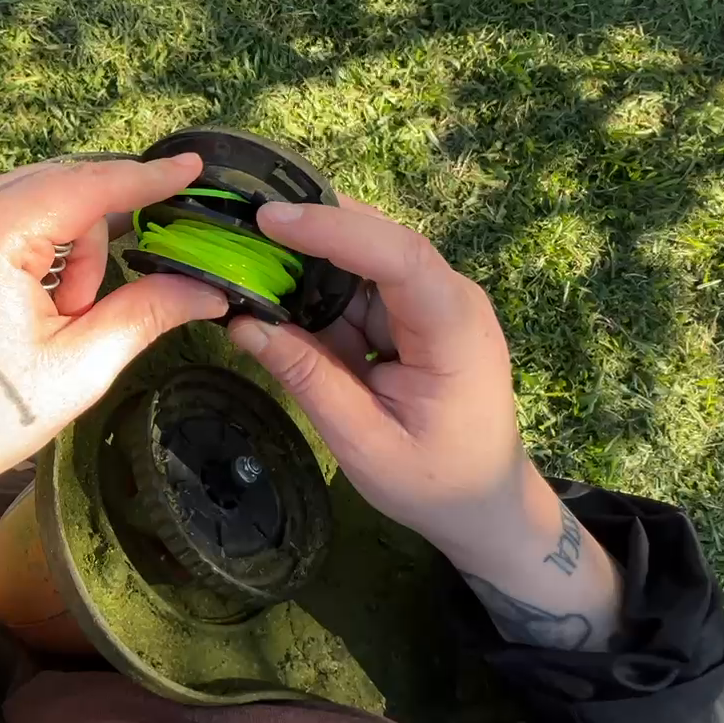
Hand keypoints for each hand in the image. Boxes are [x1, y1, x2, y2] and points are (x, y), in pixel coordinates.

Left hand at [0, 155, 227, 652]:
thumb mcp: (80, 365)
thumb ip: (147, 311)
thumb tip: (210, 288)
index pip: (85, 186)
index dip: (145, 178)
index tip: (194, 166)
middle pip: (64, 186)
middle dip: (103, 236)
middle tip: (107, 296)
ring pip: (44, 201)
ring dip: (74, 251)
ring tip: (62, 317)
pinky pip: (18, 217)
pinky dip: (47, 251)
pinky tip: (45, 303)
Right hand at [227, 200, 621, 649]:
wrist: (483, 503)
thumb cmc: (433, 480)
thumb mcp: (362, 441)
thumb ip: (306, 378)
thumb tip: (242, 324)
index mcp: (452, 328)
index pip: (398, 257)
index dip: (333, 230)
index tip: (270, 219)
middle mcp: (447, 298)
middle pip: (377, 240)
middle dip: (310, 226)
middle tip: (240, 222)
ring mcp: (427, 302)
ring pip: (360, 255)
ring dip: (304, 253)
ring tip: (244, 252)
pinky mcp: (406, 313)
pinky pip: (354, 284)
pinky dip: (312, 284)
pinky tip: (272, 285)